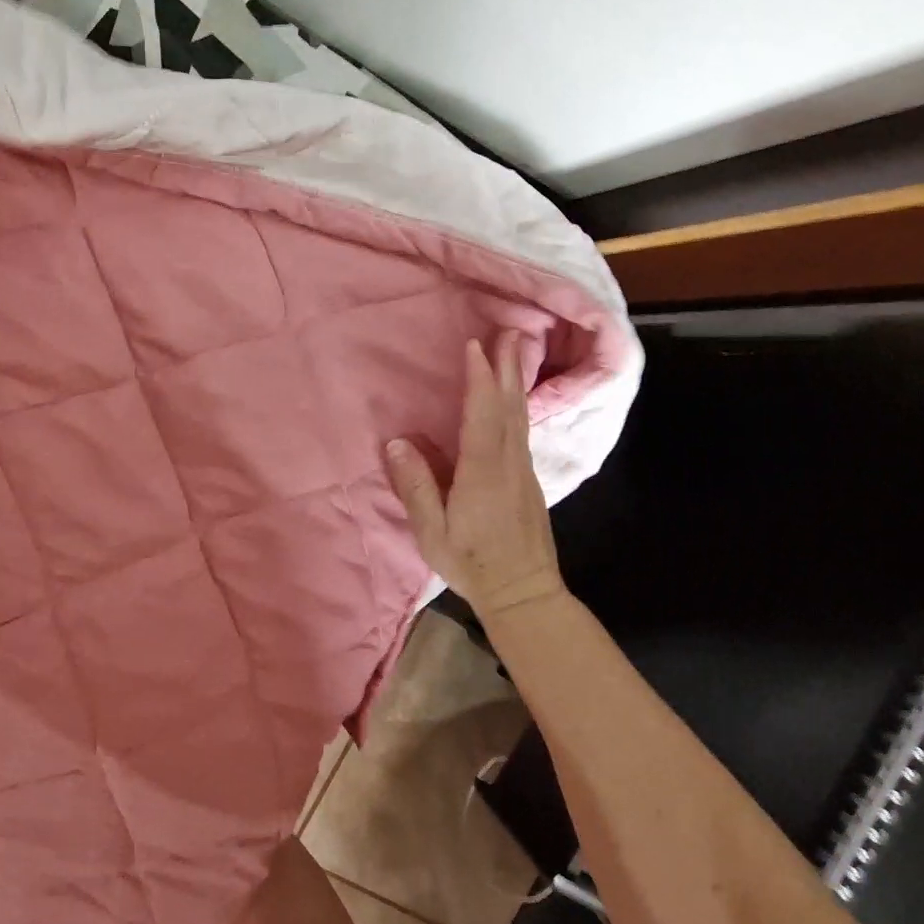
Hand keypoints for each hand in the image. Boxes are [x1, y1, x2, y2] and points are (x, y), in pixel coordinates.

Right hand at [385, 333, 566, 620]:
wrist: (523, 592)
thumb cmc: (471, 562)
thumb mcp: (433, 530)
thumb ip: (416, 486)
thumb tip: (397, 443)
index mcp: (483, 472)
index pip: (481, 415)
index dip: (478, 379)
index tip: (474, 346)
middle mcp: (508, 463)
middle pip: (508, 407)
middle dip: (506, 367)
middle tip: (507, 331)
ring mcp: (522, 471)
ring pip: (519, 416)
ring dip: (514, 381)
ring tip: (514, 351)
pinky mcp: (526, 480)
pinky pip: (520, 430)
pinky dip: (516, 404)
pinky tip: (511, 399)